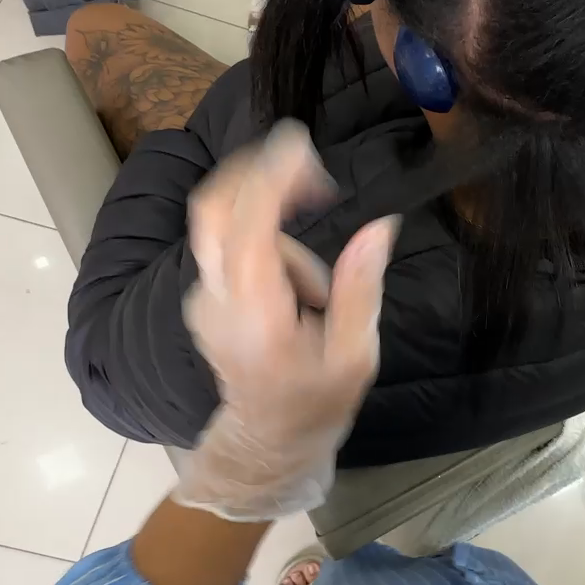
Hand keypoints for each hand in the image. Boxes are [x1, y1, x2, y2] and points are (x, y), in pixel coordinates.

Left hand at [170, 121, 398, 521]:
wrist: (266, 441)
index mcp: (255, 313)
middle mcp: (217, 298)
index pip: (249, 225)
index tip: (301, 143)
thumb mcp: (354, 355)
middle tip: (313, 176)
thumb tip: (380, 227)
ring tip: (317, 298)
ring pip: (229, 227)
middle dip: (259, 175)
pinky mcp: (208, 296)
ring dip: (279, 236)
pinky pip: (233, 246)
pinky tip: (295, 294)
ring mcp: (205, 297)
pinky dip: (266, 246)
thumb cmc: (315, 403)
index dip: (270, 174)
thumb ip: (361, 288)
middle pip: (215, 207)